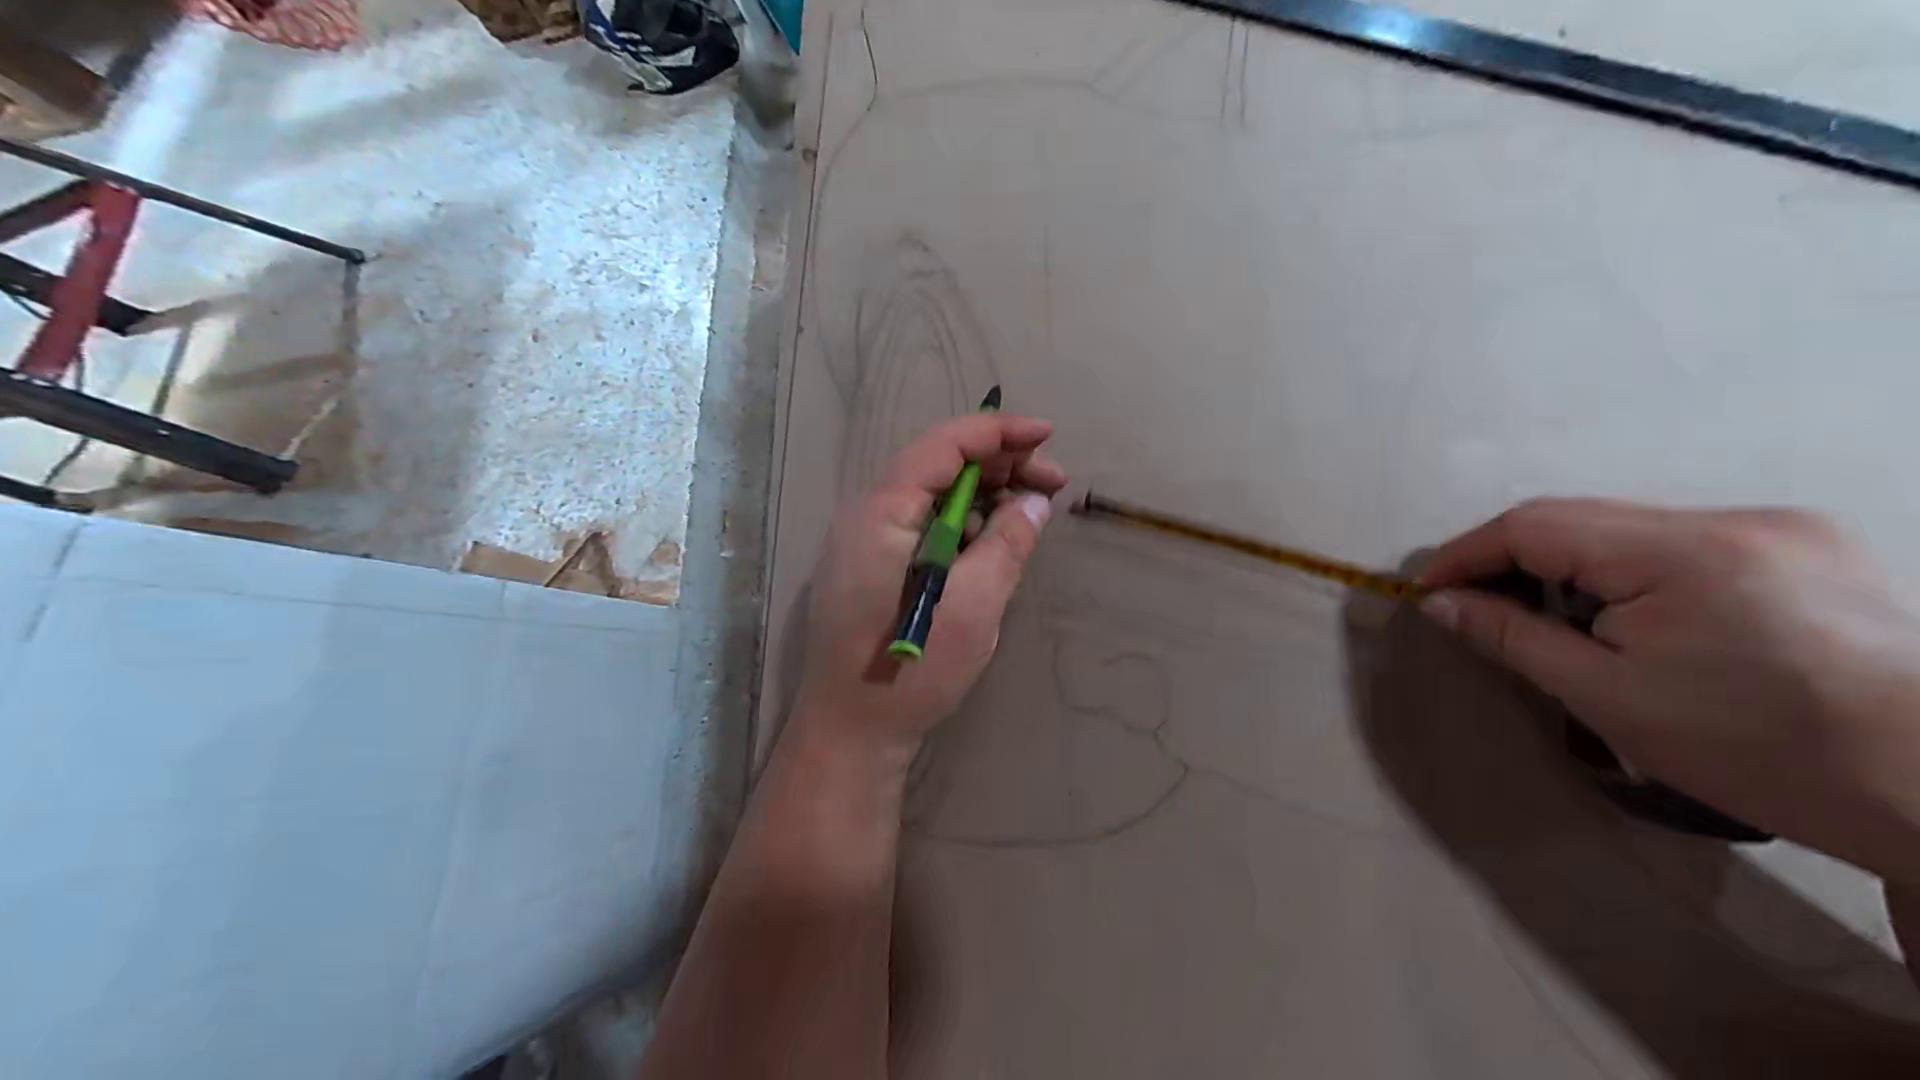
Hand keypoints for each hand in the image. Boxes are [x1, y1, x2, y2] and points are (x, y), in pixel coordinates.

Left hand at [792, 413, 1068, 759]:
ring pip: (932, 498)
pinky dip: (961, 526)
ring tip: (1029, 511)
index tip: (1047, 435)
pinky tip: (991, 542)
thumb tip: (1035, 500)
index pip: (942, 445)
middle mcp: (866, 516)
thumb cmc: (912, 670)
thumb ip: (1008, 543)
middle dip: (997, 465)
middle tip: (1050, 483)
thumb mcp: (975, 605)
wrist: (850, 733)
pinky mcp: (872, 569)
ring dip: (982, 497)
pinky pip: (922, 528)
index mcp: (881, 513)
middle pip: (937, 466)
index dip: (997, 432)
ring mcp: (865, 544)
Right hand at [1419, 499, 1919, 884]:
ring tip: (1546, 615)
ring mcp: (1781, 527)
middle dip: (1511, 558)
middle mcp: (1735, 520)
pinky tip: (1624, 612)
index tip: (1427, 590)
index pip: (1536, 525)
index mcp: (1685, 553)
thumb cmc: (1759, 751)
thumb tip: (1438, 603)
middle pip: (1580, 518)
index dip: (1467, 552)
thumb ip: (1511, 637)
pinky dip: (1623, 568)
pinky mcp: (1807, 547)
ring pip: (1627, 527)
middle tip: (1472, 604)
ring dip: (1566, 563)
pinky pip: (1675, 540)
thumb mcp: (1608, 697)